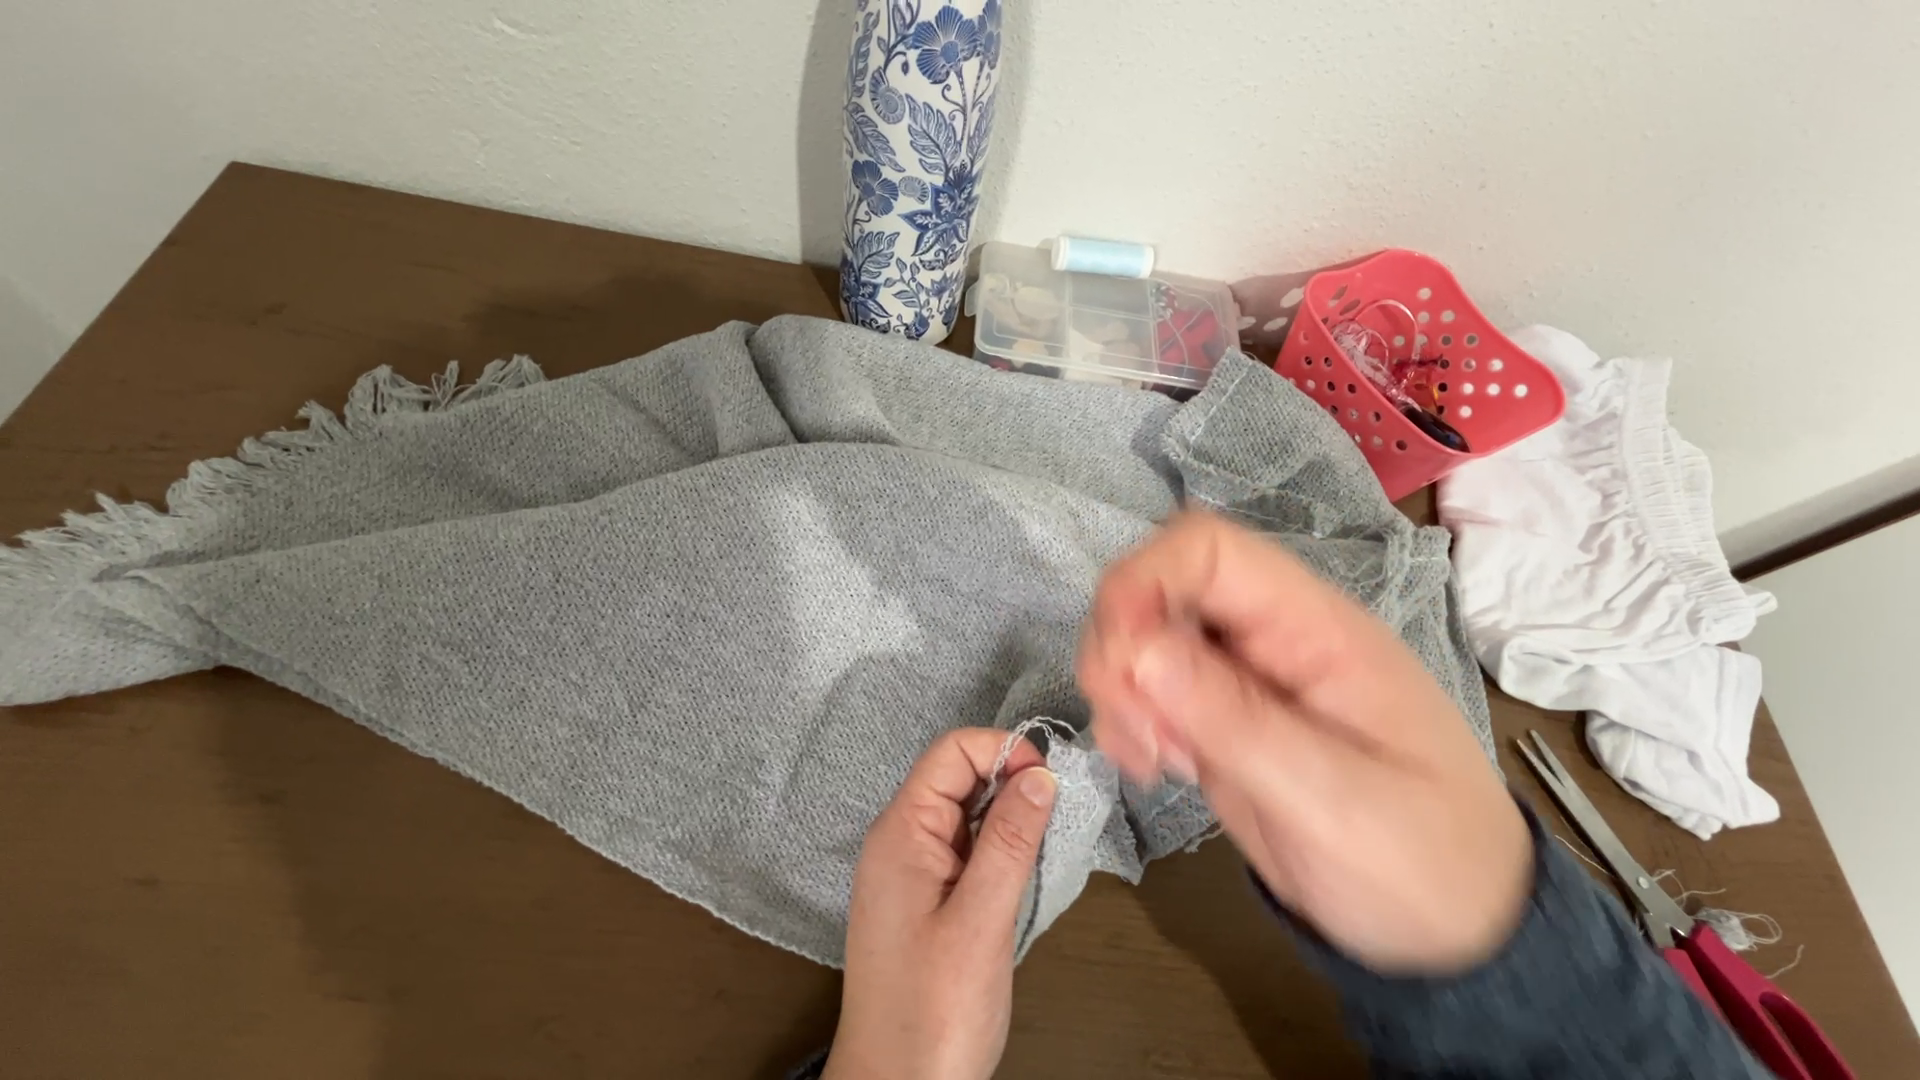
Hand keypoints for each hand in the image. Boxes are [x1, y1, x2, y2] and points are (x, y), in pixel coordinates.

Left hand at [824, 729, 1057, 1079]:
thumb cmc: (934, 1011)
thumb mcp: (979, 922)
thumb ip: (1010, 842)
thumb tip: (1040, 773)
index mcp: (902, 831)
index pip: (950, 753)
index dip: (1001, 752)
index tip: (1049, 782)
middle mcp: (901, 839)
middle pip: (956, 777)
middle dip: (1008, 779)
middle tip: (1056, 814)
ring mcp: (911, 869)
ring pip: (965, 812)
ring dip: (1007, 814)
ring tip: (1045, 841)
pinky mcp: (925, 897)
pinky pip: (964, 847)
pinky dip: (998, 845)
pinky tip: (1024, 867)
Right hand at [1076, 511, 1531, 974]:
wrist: (1450, 928)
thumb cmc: (1422, 860)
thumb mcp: (1335, 798)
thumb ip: (1235, 721)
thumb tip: (1137, 648)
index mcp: (1314, 628)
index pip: (1210, 551)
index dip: (1145, 581)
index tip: (1118, 657)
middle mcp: (1269, 638)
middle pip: (1161, 589)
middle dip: (1122, 647)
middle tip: (1134, 728)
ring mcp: (1239, 678)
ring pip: (1143, 639)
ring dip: (1121, 688)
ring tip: (1149, 758)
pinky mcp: (1217, 720)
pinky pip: (1148, 691)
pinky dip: (1129, 719)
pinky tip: (1153, 766)